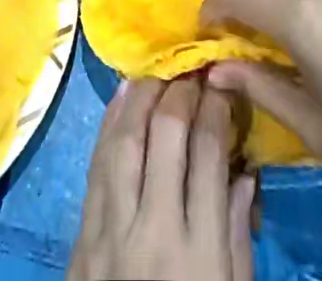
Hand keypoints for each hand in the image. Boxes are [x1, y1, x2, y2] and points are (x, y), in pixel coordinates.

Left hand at [70, 77, 255, 280]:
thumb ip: (236, 235)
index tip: (223, 83)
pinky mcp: (80, 237)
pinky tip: (120, 100)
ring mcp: (109, 231)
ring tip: (157, 71)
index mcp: (199, 251)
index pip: (208, 155)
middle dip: (181, 93)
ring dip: (141, 97)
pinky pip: (95, 167)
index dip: (216, 108)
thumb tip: (241, 172)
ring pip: (123, 142)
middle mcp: (152, 230)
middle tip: (193, 69)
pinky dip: (108, 126)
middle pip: (165, 137)